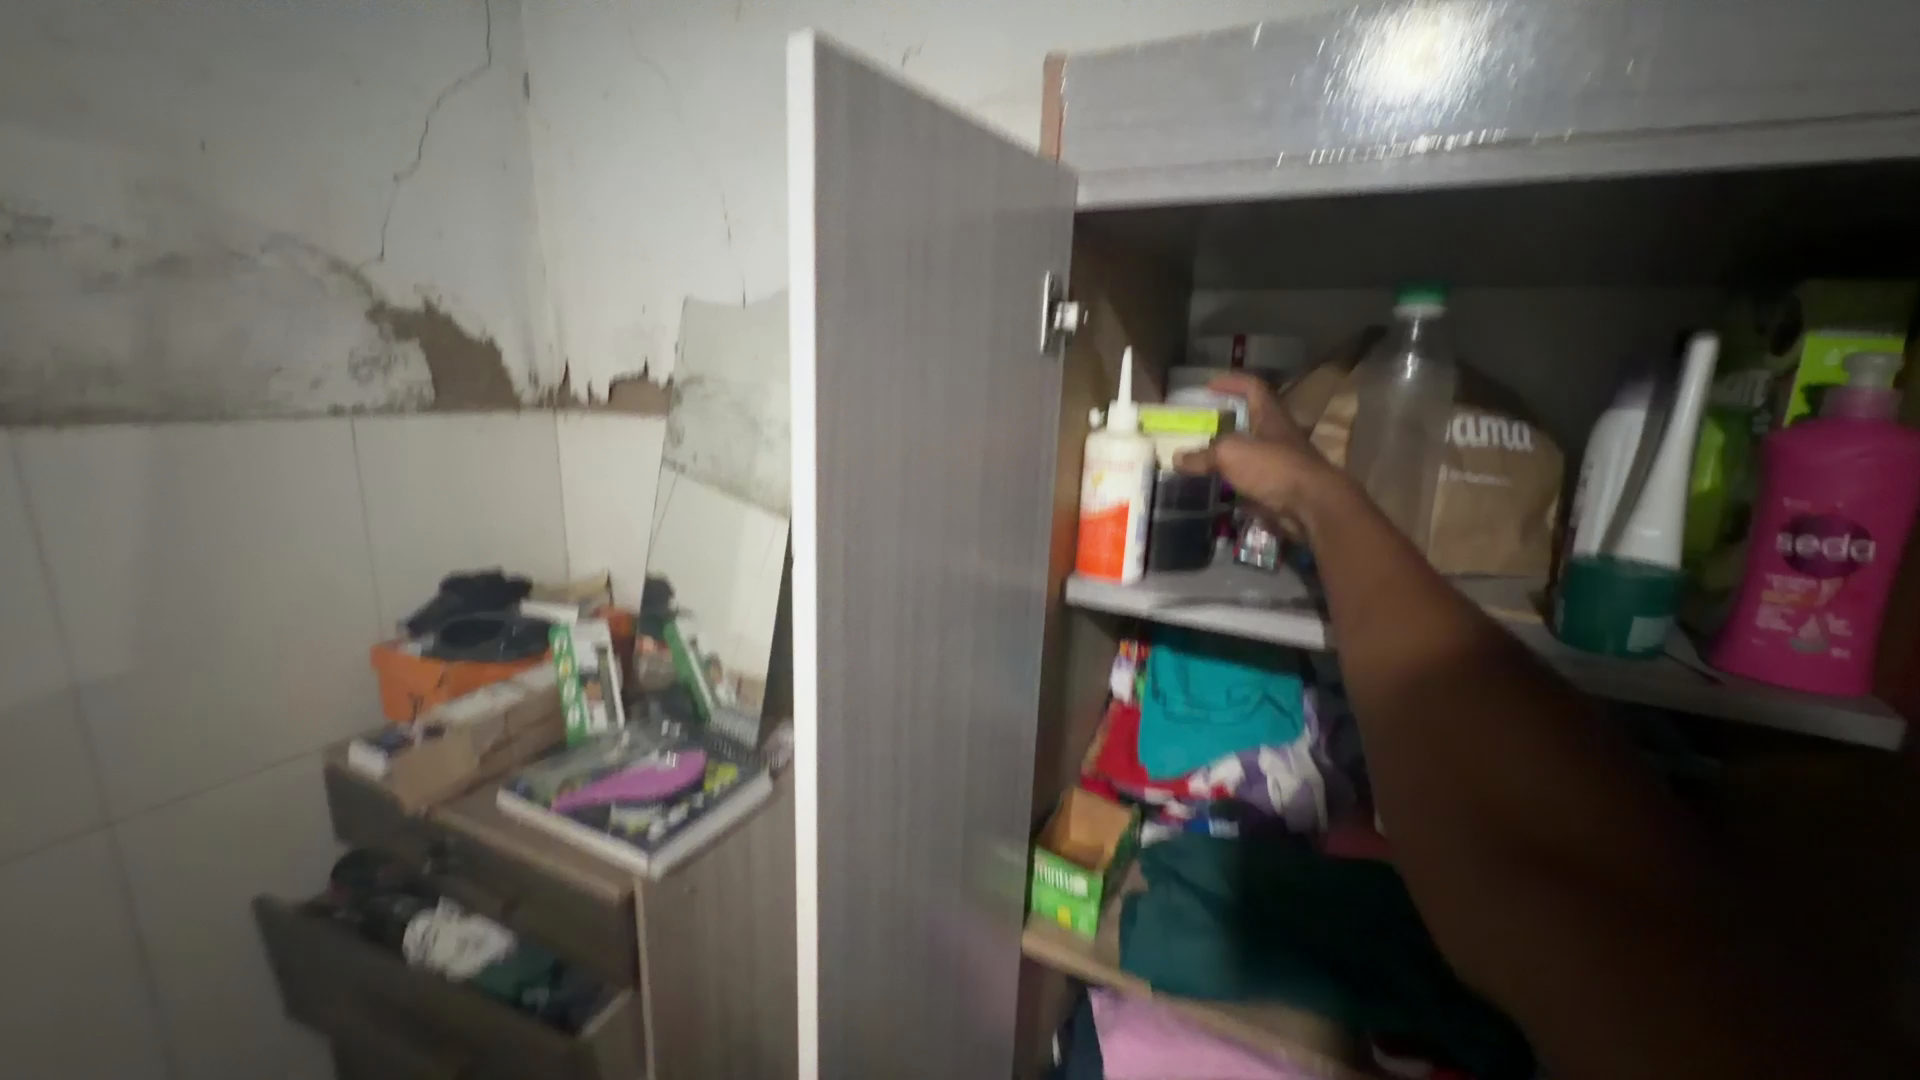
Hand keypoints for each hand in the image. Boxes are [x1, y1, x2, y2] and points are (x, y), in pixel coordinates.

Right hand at [1174, 373, 1343, 523]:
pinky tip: (1216, 488)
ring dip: (1228, 455)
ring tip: (1202, 459)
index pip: (1253, 387)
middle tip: (1200, 426)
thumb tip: (1177, 459)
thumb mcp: (1230, 454)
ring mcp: (1281, 463)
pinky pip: (1252, 481)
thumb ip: (1202, 455)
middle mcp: (1278, 435)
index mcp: (1271, 416)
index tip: (1209, 385)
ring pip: (1250, 452)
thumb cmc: (1273, 467)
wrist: (1312, 506)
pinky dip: (1233, 483)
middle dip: (1227, 421)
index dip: (1231, 382)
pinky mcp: (1280, 489)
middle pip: (1252, 420)